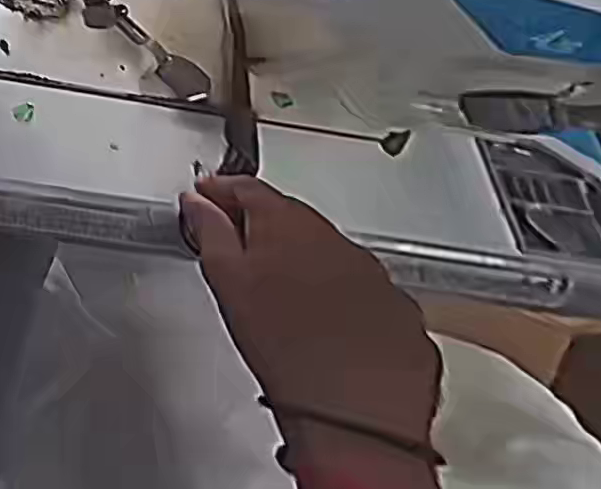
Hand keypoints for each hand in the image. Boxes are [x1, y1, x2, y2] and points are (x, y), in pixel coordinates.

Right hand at [182, 177, 441, 479]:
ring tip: (274, 291)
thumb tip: (198, 202)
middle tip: (232, 246)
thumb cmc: (284, 343)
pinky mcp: (402, 313)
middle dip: (258, 224)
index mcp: (289, 223)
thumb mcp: (224, 275)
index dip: (219, 189)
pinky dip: (335, 292)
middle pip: (288, 215)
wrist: (352, 413)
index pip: (247, 186)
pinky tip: (317, 318)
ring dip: (299, 258)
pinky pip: (360, 287)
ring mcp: (377, 277)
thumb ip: (208, 228)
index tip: (205, 196)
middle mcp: (337, 241)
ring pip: (325, 250)